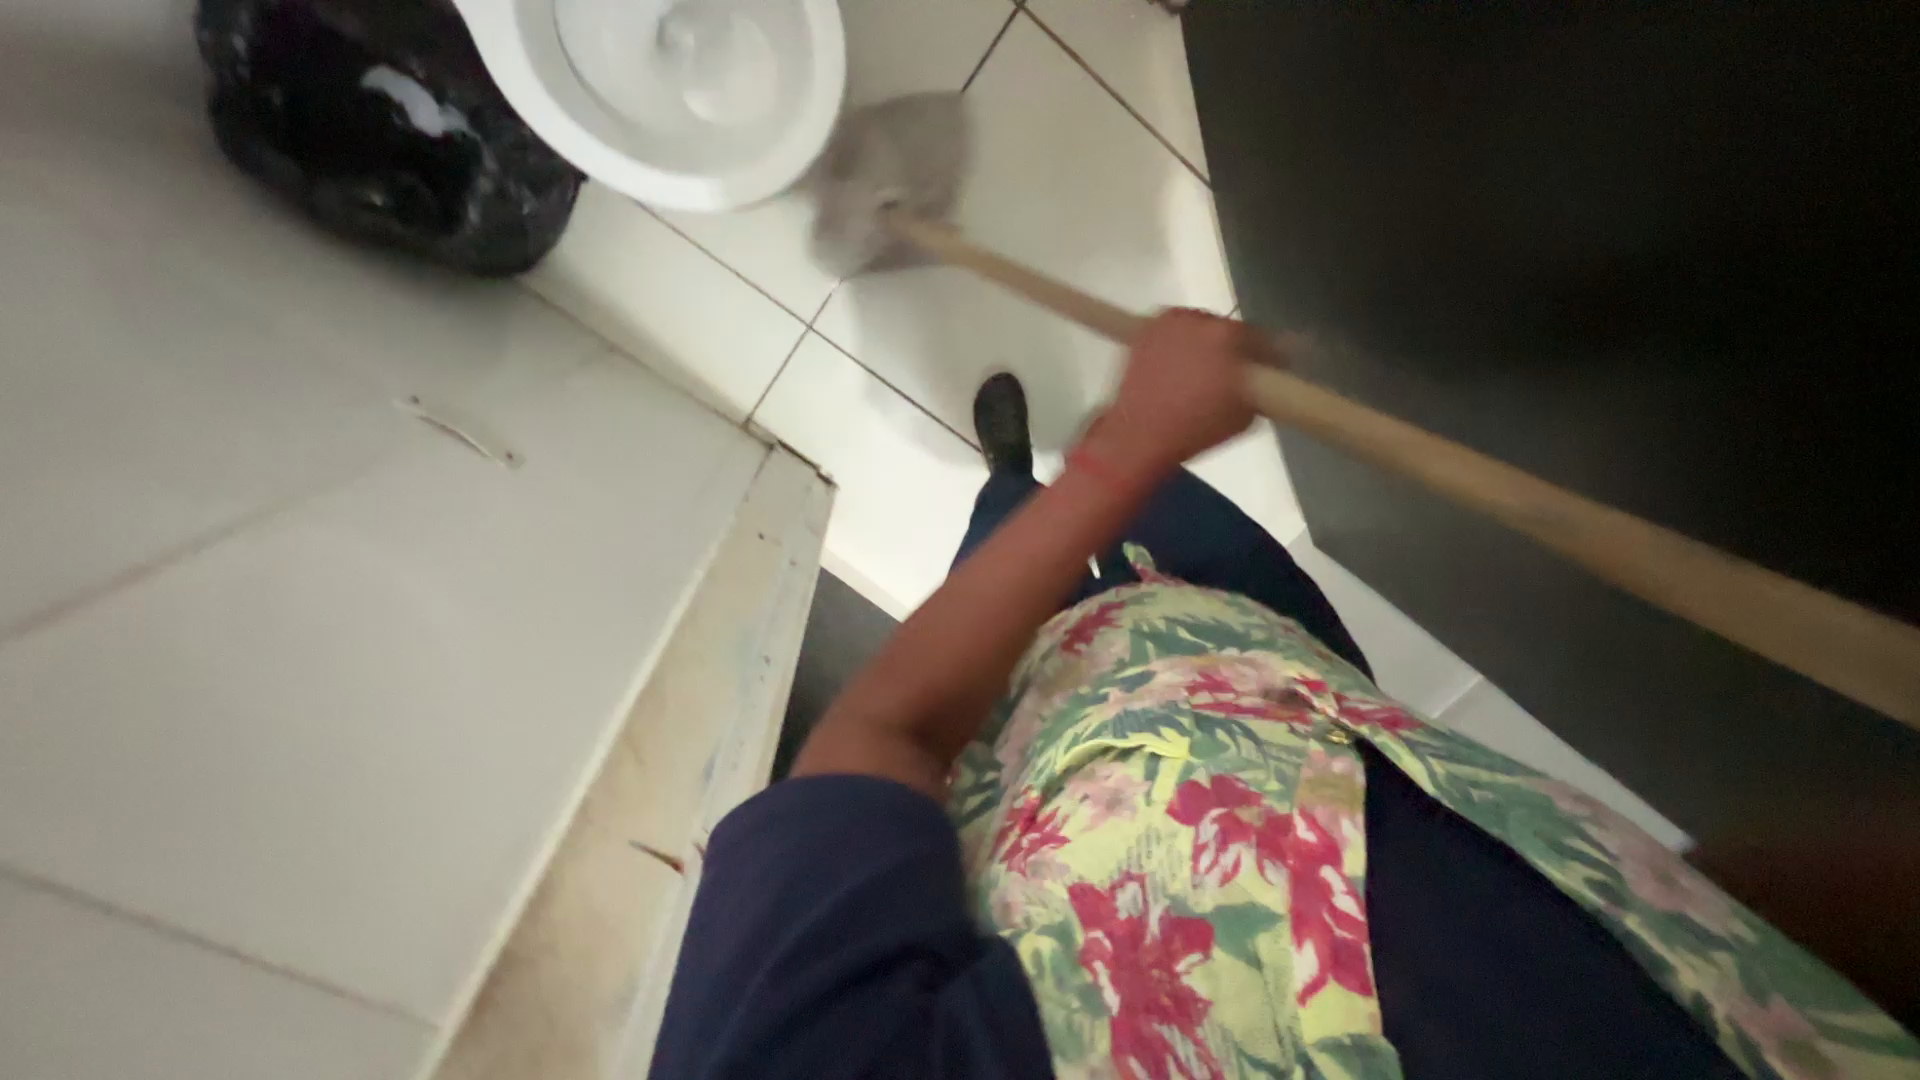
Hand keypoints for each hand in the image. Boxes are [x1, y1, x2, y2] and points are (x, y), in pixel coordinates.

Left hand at [1081, 308, 1259, 478]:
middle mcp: (1202, 320)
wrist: (1139, 434)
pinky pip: (1172, 330)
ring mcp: (1171, 321)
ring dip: (1203, 343)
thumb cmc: (1196, 429)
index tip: (1264, 369)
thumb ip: (1262, 386)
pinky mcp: (1147, 327)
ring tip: (1196, 371)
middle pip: (1229, 330)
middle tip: (1226, 373)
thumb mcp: (1245, 415)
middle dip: (1232, 349)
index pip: (1263, 338)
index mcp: (1232, 338)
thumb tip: (1266, 371)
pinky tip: (1175, 365)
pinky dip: (1177, 342)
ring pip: (1200, 327)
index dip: (1266, 355)